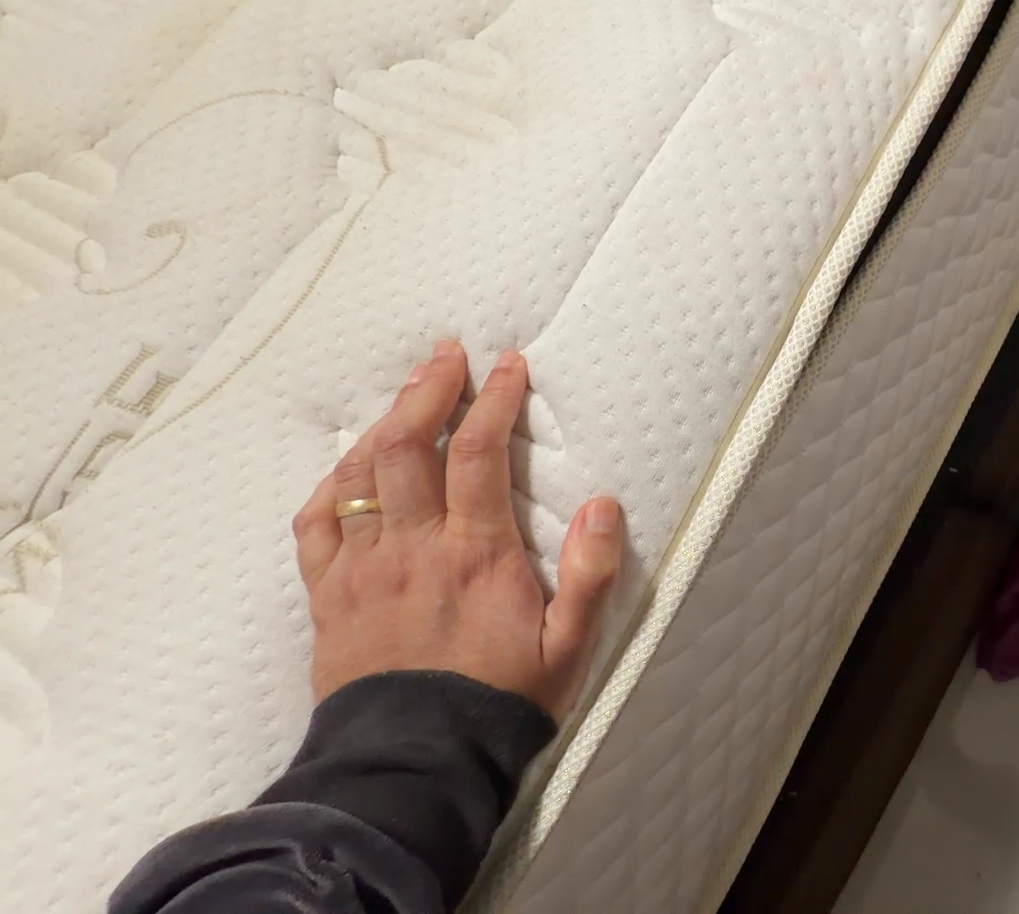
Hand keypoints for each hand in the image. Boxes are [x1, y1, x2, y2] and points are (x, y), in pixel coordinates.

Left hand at [292, 341, 622, 718]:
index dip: (494, 400)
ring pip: (359, 474)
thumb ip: (592, 572)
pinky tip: (351, 461)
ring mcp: (363, 569)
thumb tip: (603, 505)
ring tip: (409, 389)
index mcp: (476, 554)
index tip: (508, 364)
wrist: (416, 762)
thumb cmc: (503, 697)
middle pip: (406, 447)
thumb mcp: (572, 642)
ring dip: (385, 422)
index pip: (479, 455)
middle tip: (448, 353)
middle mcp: (413, 548)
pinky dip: (334, 479)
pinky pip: (317, 521)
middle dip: (428, 390)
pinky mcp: (331, 594)